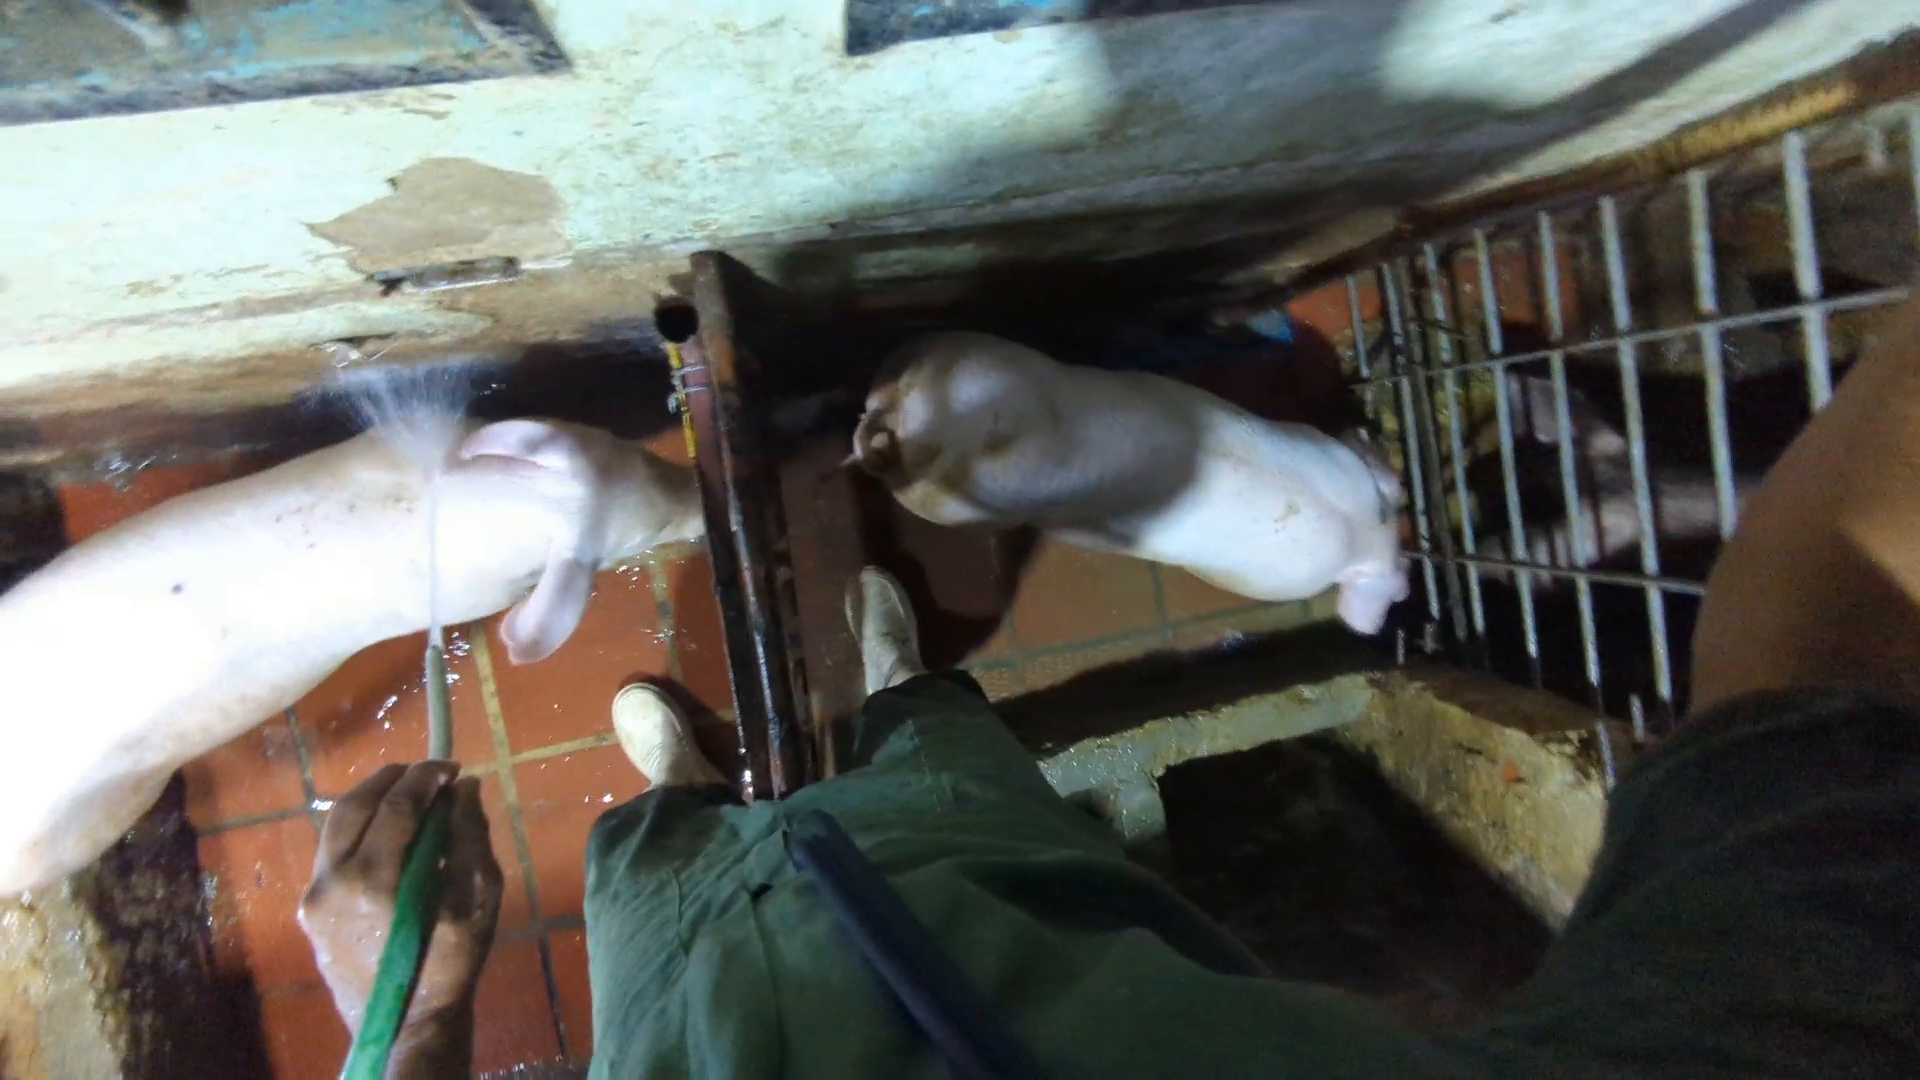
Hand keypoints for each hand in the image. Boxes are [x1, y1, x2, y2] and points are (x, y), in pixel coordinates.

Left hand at [298, 762, 501, 1055]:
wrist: (405, 1022)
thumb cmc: (452, 957)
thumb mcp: (478, 892)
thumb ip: (469, 834)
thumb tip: (464, 789)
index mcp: (374, 879)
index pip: (396, 805)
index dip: (427, 776)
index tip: (455, 767)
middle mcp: (332, 882)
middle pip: (354, 806)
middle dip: (395, 778)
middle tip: (432, 772)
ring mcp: (314, 899)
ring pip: (335, 826)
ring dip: (374, 798)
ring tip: (412, 793)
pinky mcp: (312, 911)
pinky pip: (333, 850)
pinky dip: (361, 826)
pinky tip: (393, 829)